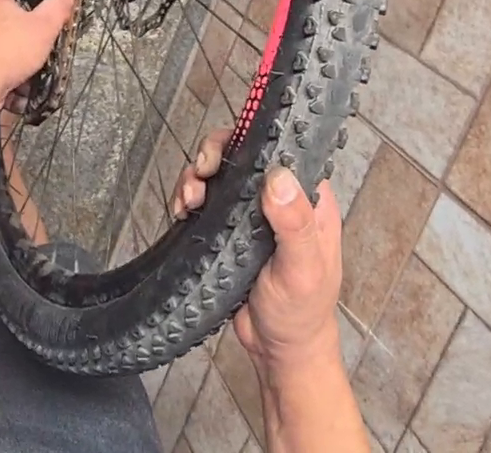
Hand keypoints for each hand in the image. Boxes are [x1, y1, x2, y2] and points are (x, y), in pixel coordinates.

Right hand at [173, 133, 342, 375]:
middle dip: (214, 156)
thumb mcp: (303, 269)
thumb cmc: (301, 313)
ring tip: (188, 200)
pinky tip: (183, 212)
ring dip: (196, 179)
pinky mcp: (228, 228)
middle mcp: (279, 197)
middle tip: (201, 174)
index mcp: (307, 197)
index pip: (280, 149)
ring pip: (219, 174)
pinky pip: (206, 200)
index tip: (226, 151)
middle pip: (242, 154)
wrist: (278, 351)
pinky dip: (189, 198)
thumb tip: (277, 177)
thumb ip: (294, 225)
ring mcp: (251, 212)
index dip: (251, 140)